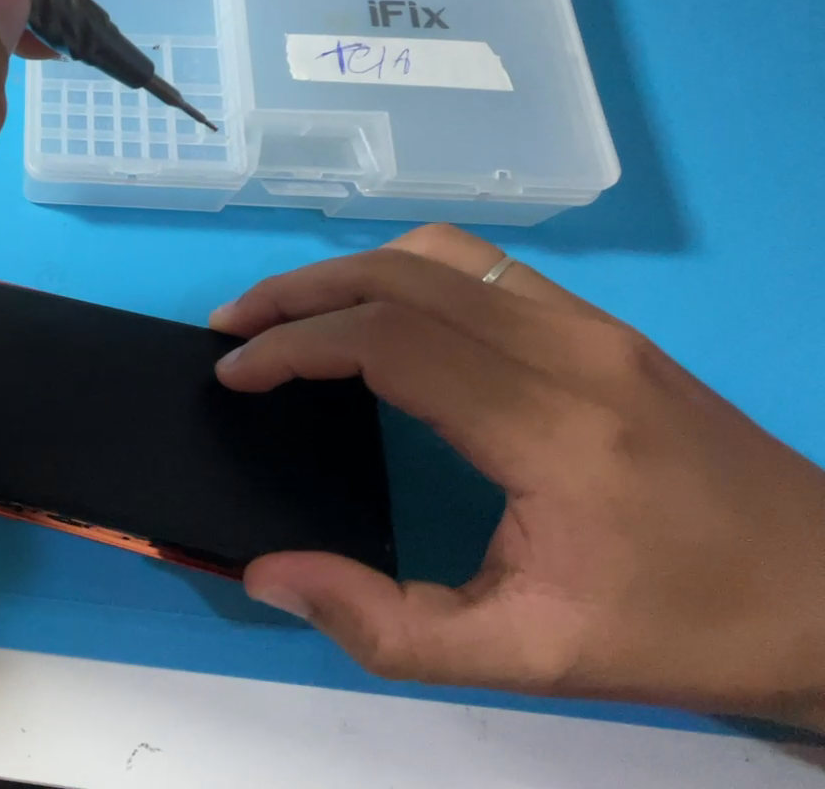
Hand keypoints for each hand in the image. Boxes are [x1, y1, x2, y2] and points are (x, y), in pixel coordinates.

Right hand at [213, 224, 824, 726]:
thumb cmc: (682, 627)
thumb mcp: (527, 660)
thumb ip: (384, 627)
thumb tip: (268, 574)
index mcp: (551, 427)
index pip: (386, 338)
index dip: (290, 345)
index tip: (234, 375)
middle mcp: (567, 350)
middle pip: (393, 275)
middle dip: (291, 294)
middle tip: (230, 330)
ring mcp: (587, 324)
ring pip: (429, 252)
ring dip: (339, 274)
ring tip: (286, 316)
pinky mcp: (594, 322)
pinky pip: (470, 262)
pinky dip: (393, 270)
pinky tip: (370, 312)